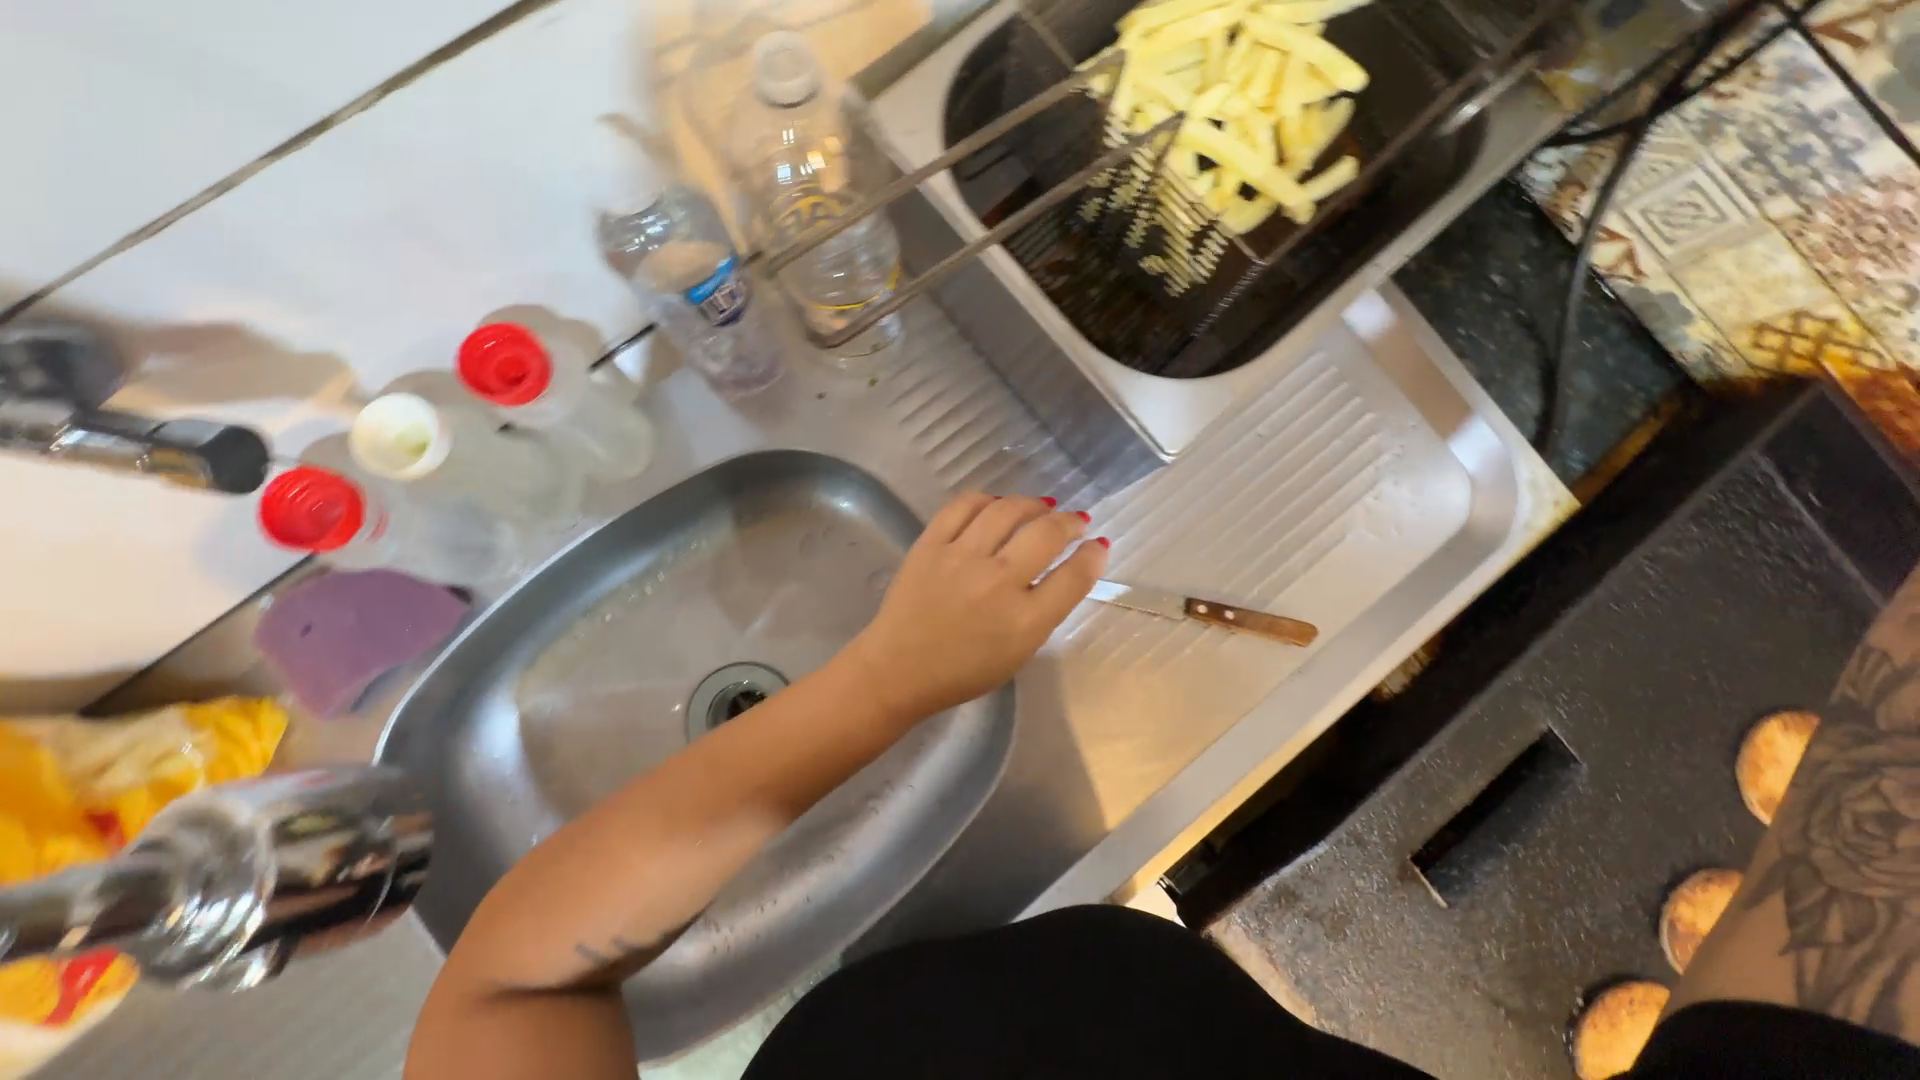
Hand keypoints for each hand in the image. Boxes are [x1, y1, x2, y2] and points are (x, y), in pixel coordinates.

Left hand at [842, 494, 1107, 720]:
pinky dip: (987, 500)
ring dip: (1032, 504)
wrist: (898, 670)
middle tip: (1074, 523)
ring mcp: (961, 559)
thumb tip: (1069, 569)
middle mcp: (997, 583)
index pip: (1074, 577)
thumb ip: (1045, 612)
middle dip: (1069, 523)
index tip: (1097, 545)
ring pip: (1007, 511)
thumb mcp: (1018, 653)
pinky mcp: (930, 545)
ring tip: (1041, 507)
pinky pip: (964, 506)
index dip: (1093, 555)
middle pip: (1046, 535)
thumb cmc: (963, 671)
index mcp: (1024, 622)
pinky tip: (997, 505)